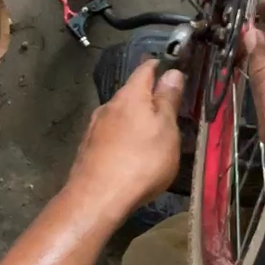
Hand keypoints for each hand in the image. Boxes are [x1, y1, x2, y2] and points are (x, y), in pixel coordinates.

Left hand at [64, 61, 184, 222]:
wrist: (96, 199)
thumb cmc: (140, 161)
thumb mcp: (166, 129)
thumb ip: (168, 100)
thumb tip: (172, 72)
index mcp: (130, 95)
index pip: (145, 68)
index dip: (161, 65)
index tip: (175, 68)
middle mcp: (109, 105)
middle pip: (132, 92)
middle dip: (149, 96)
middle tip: (170, 110)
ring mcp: (95, 127)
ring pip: (121, 114)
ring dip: (136, 119)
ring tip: (154, 134)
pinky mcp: (89, 148)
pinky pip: (112, 134)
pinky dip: (125, 137)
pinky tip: (132, 153)